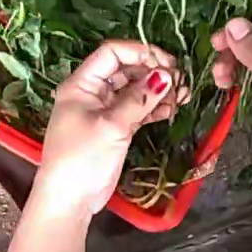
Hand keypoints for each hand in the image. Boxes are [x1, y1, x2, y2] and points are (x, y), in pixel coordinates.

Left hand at [32, 41, 185, 220]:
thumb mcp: (112, 125)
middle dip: (154, 72)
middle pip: (127, 70)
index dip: (140, 52)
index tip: (167, 63)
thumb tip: (166, 75)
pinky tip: (172, 109)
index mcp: (82, 84)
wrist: (70, 199)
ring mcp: (104, 111)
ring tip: (182, 96)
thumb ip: (139, 99)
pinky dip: (154, 108)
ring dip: (158, 91)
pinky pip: (137, 109)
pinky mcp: (116, 128)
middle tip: (180, 80)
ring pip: (135, 90)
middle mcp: (92, 92)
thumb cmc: (82, 158)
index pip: (112, 53)